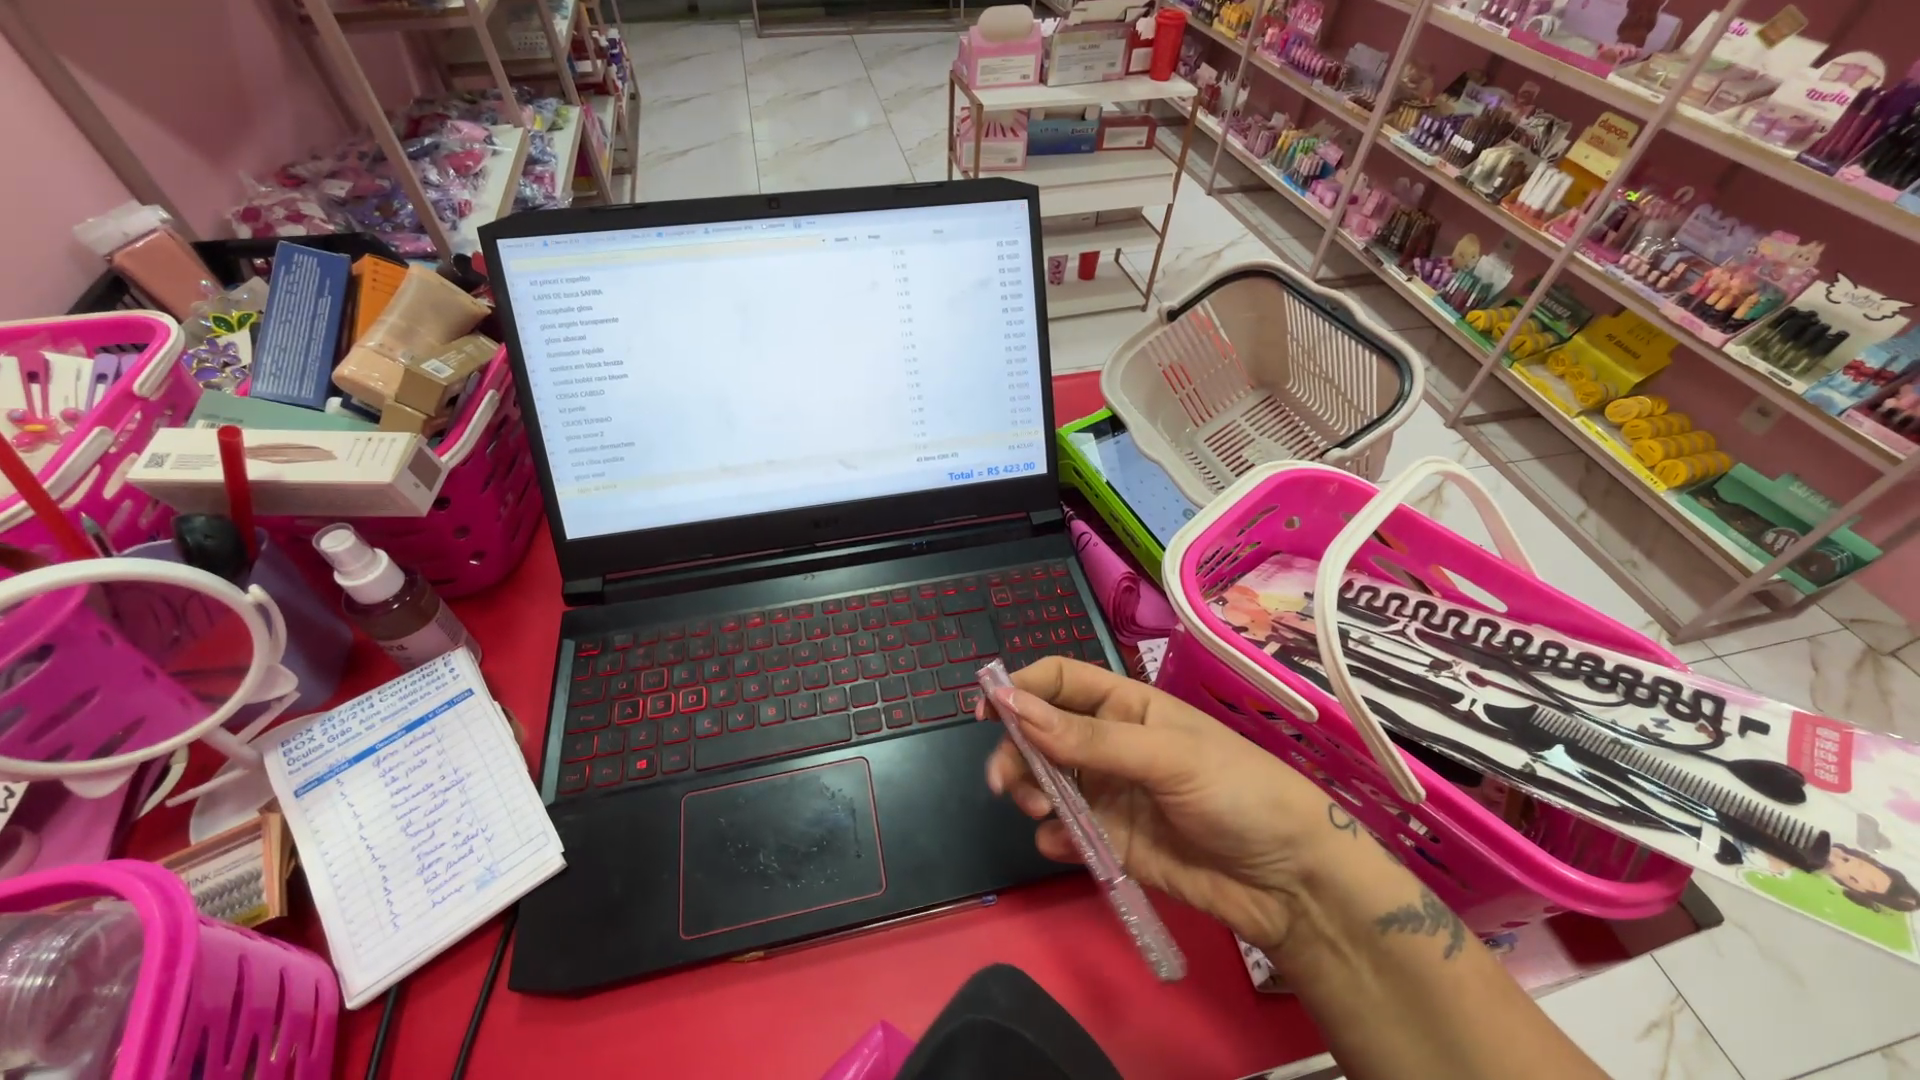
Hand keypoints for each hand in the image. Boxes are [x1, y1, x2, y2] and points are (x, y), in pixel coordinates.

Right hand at [982, 656, 1359, 952]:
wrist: (1288, 881)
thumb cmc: (1238, 793)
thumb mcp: (1165, 755)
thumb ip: (1088, 737)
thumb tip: (1013, 705)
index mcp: (1127, 705)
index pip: (1060, 681)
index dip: (1021, 688)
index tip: (986, 711)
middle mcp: (1110, 744)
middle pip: (1040, 734)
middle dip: (1017, 752)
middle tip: (1007, 784)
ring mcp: (1109, 793)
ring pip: (1043, 782)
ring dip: (1029, 793)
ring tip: (1043, 814)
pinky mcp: (1110, 840)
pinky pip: (1063, 830)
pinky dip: (1053, 836)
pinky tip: (1065, 846)